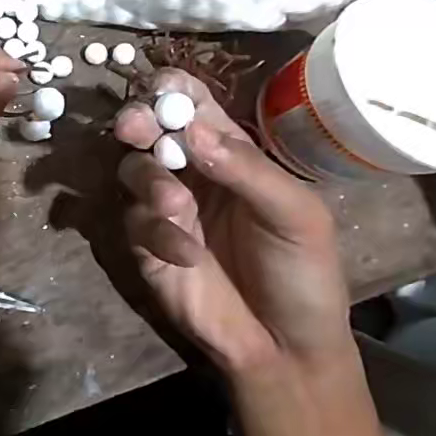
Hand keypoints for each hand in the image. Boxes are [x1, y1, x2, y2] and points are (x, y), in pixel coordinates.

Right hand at [113, 70, 351, 375]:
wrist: (282, 346)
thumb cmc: (302, 271)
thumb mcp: (294, 214)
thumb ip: (246, 170)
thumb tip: (193, 130)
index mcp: (228, 152)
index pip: (192, 105)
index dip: (173, 90)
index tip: (161, 89)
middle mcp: (189, 171)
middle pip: (148, 129)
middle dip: (137, 121)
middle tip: (133, 127)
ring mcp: (164, 207)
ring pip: (133, 169)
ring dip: (149, 179)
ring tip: (176, 205)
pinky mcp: (145, 244)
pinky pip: (136, 222)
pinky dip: (158, 233)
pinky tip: (188, 256)